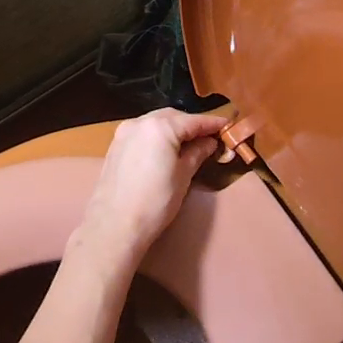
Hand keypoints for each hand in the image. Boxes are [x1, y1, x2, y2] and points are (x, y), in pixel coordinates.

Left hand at [71, 109, 226, 268]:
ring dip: (173, 129)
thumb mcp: (183, 176)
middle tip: (210, 138)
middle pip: (172, 117)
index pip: (192, 121)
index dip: (212, 124)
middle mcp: (139, 122)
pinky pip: (142, 132)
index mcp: (160, 127)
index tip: (227, 127)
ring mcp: (124, 132)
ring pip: (155, 122)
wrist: (114, 224)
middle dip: (191, 125)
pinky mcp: (115, 145)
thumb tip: (209, 142)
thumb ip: (197, 153)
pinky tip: (165, 149)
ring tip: (190, 144)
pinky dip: (157, 136)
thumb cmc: (155, 202)